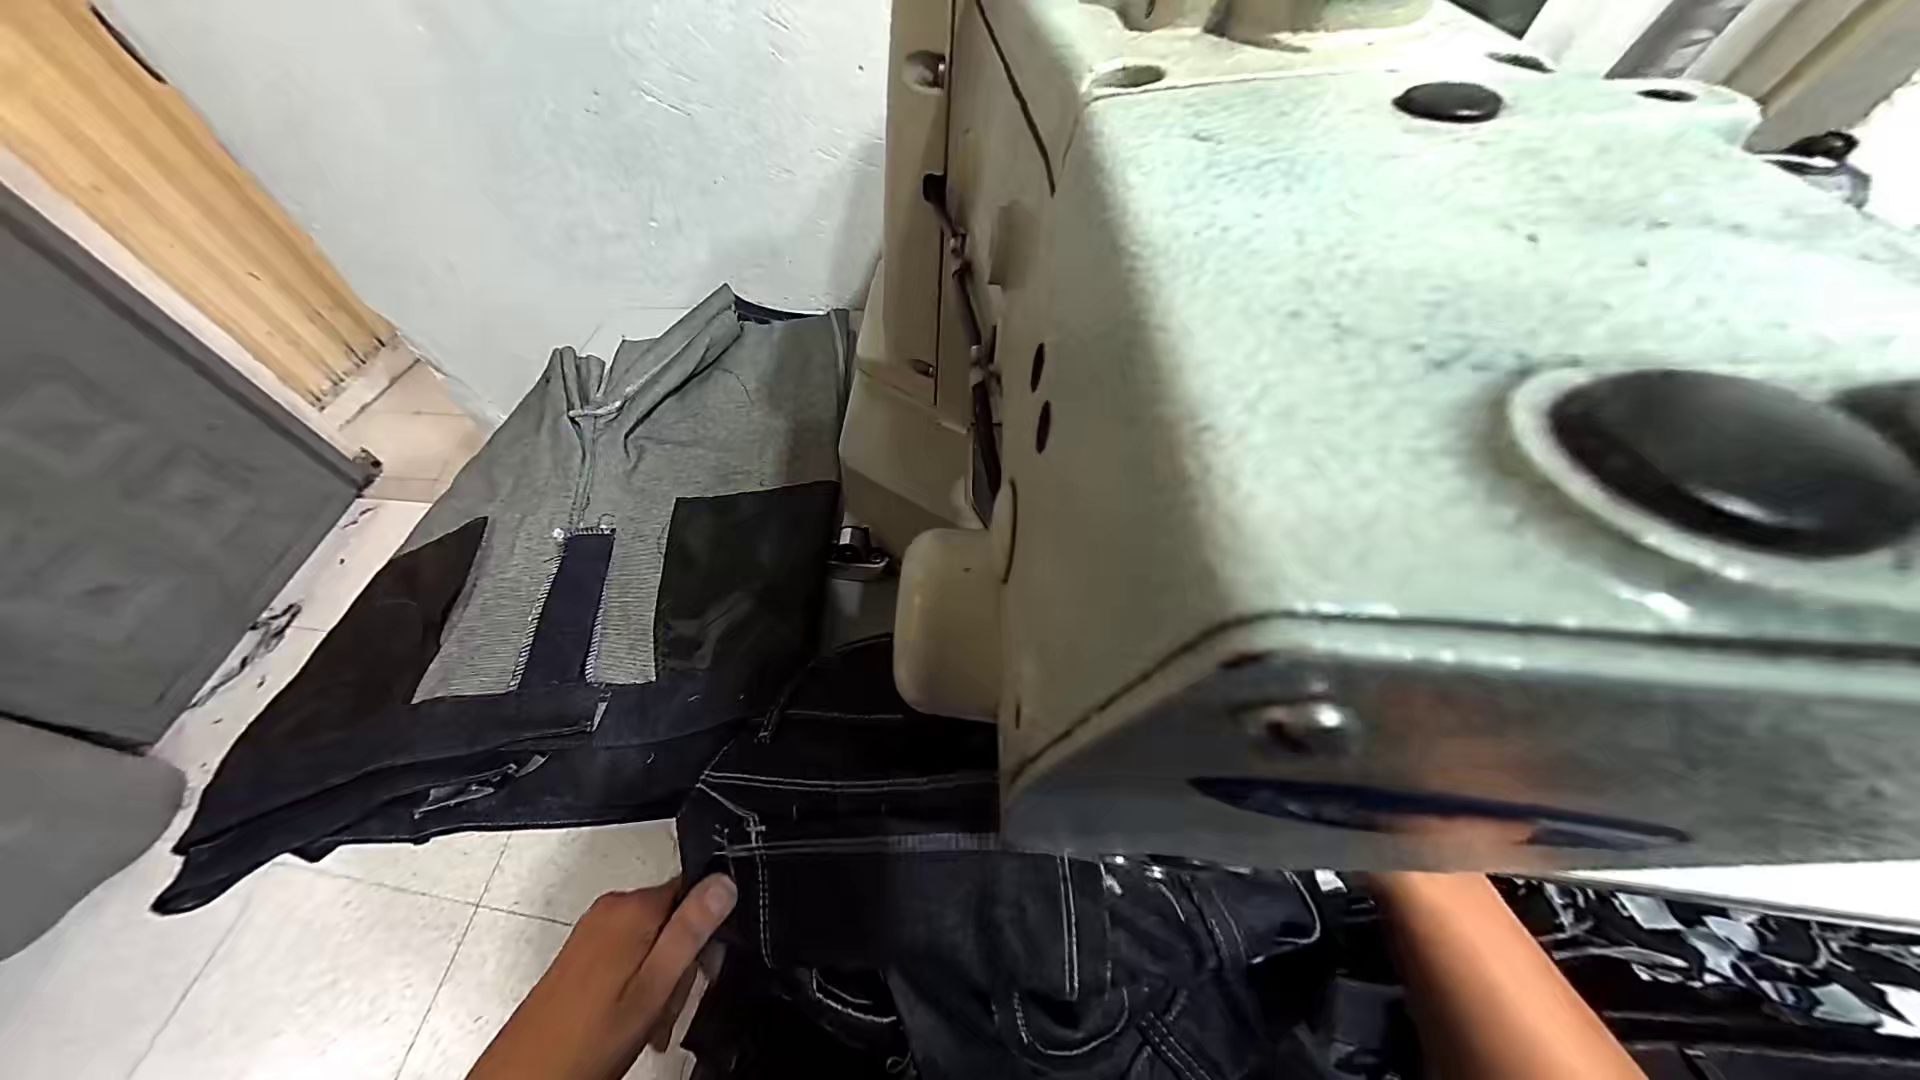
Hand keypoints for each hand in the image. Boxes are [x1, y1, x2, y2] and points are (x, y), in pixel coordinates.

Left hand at [467, 874, 737, 1079]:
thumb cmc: (585, 1044)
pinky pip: (628, 949)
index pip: (696, 890)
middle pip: (674, 915)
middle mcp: (611, 908)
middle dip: (680, 959)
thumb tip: (724, 882)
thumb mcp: (653, 988)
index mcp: (632, 908)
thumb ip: (690, 930)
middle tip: (669, 1004)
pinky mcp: (581, 951)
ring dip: (660, 974)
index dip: (705, 930)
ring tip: (649, 1019)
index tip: (699, 969)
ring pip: (653, 936)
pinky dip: (637, 979)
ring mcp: (593, 929)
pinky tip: (631, 1016)